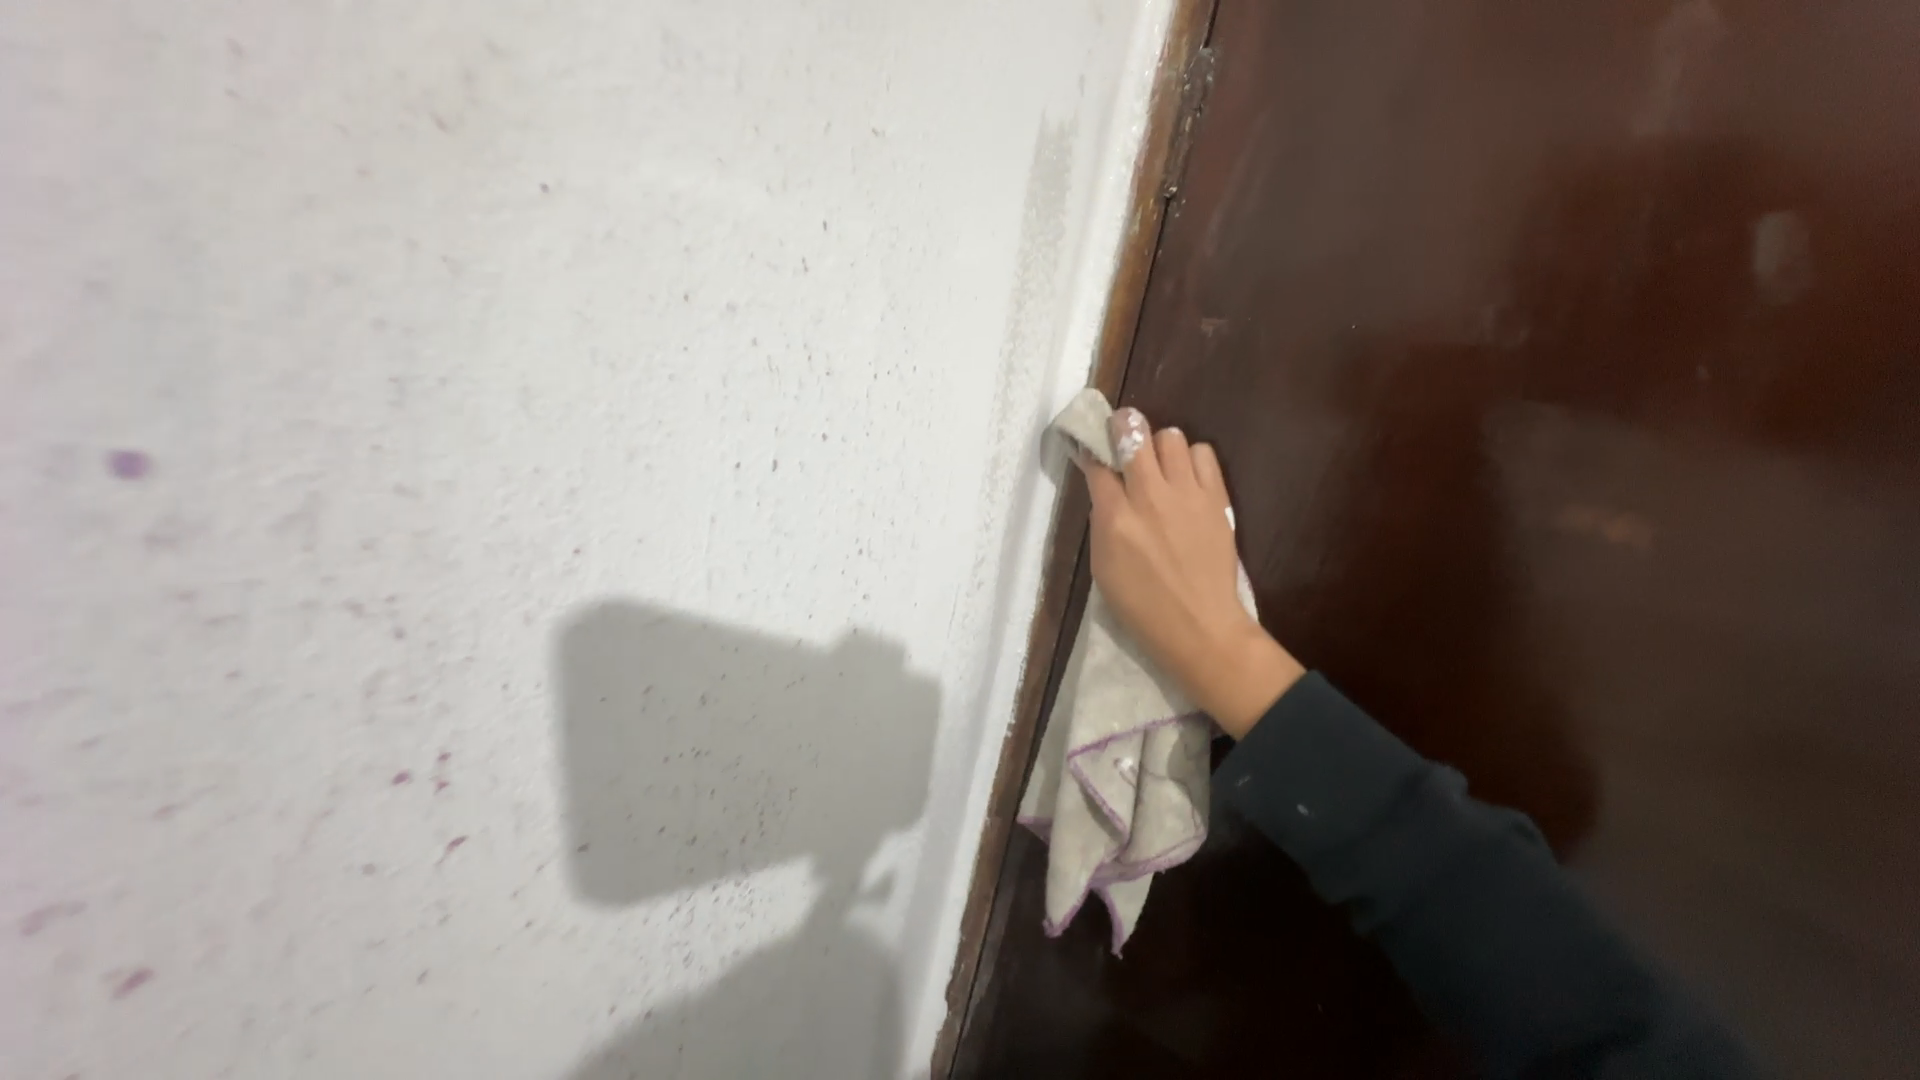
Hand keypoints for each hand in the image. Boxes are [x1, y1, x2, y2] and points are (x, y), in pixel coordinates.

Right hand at [1077, 407, 1303, 737]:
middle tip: (1121, 435)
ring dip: (1159, 445)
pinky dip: (1191, 459)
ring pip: (1171, 436)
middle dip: (1122, 426)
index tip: (1088, 445)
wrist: (1199, 625)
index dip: (1089, 450)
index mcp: (1114, 519)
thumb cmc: (1142, 606)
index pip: (1096, 464)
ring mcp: (1186, 494)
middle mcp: (1149, 497)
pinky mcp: (1216, 498)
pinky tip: (1185, 478)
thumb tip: (1107, 491)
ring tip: (1159, 464)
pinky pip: (1203, 453)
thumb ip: (1103, 523)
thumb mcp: (1103, 567)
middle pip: (1132, 433)